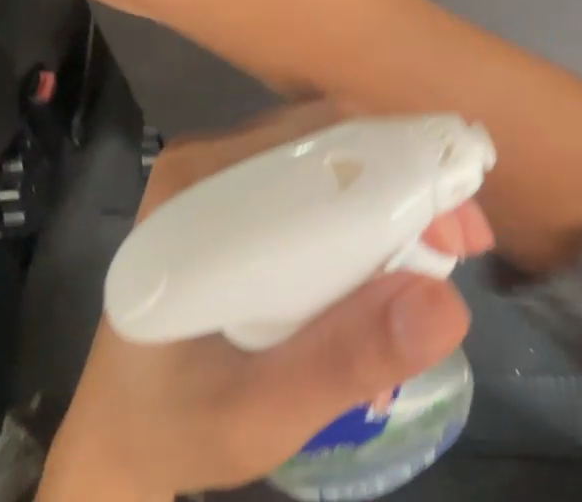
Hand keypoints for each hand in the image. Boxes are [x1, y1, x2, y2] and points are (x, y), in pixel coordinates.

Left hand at [39, 104, 490, 501]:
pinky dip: (365, 224)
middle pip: (329, 146)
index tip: (459, 232)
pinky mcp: (236, 210)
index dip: (403, 171)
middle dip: (408, 190)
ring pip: (330, 166)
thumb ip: (342, 359)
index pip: (317, 140)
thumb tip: (445, 302)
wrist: (120, 440)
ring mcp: (222, 184)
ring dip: (393, 207)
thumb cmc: (178, 424)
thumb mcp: (261, 408)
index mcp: (199, 187)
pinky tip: (391, 270)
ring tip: (437, 265)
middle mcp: (210, 166)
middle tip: (461, 250)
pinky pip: (315, 192)